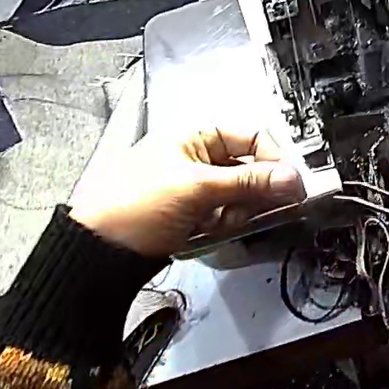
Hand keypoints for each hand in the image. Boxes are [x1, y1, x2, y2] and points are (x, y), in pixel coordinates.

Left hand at [68, 126, 306, 257]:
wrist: (97, 252)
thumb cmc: (136, 205)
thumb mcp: (199, 188)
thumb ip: (249, 182)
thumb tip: (292, 177)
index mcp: (196, 136)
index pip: (251, 137)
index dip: (273, 159)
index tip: (290, 184)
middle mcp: (199, 158)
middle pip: (249, 168)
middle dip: (256, 190)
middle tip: (260, 209)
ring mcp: (196, 188)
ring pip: (240, 195)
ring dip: (239, 211)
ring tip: (221, 223)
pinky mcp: (193, 215)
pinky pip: (225, 215)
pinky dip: (226, 224)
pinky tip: (211, 232)